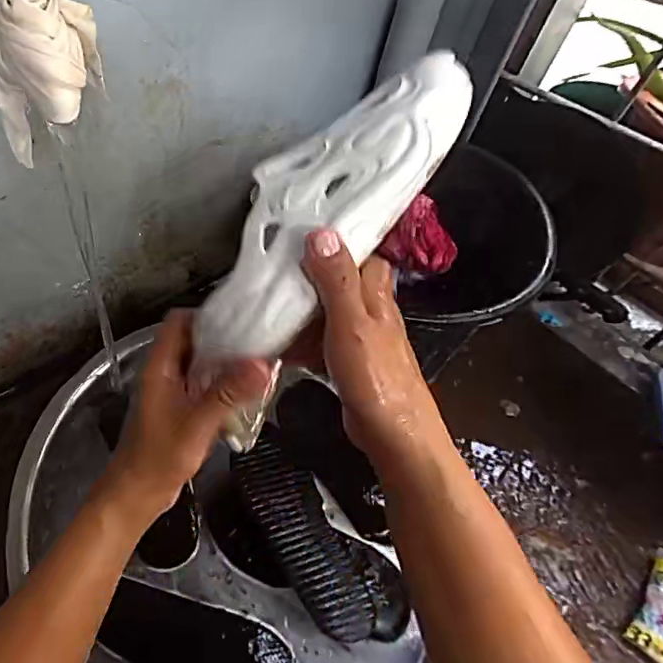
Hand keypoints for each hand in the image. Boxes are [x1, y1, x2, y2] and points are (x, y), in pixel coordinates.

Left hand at [99, 310, 271, 520]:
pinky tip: (244, 393)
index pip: (178, 321)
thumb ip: (229, 393)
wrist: (138, 493)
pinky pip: (204, 384)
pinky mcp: (181, 408)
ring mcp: (172, 390)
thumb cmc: (157, 458)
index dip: (206, 315)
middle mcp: (164, 373)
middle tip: (254, 343)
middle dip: (223, 339)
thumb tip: (261, 366)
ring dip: (225, 363)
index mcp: (160, 367)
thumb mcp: (197, 423)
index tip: (237, 320)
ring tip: (255, 365)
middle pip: (194, 340)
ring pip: (200, 362)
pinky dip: (223, 384)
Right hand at [299, 228, 445, 462]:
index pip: (362, 251)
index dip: (339, 238)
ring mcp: (356, 337)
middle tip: (277, 264)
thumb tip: (323, 236)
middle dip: (310, 271)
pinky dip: (299, 340)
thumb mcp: (352, 322)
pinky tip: (279, 344)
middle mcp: (369, 311)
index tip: (307, 227)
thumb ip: (337, 280)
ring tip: (270, 301)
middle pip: (338, 279)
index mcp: (375, 295)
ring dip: (301, 307)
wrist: (392, 435)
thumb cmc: (379, 381)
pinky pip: (317, 342)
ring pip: (325, 310)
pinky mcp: (345, 361)